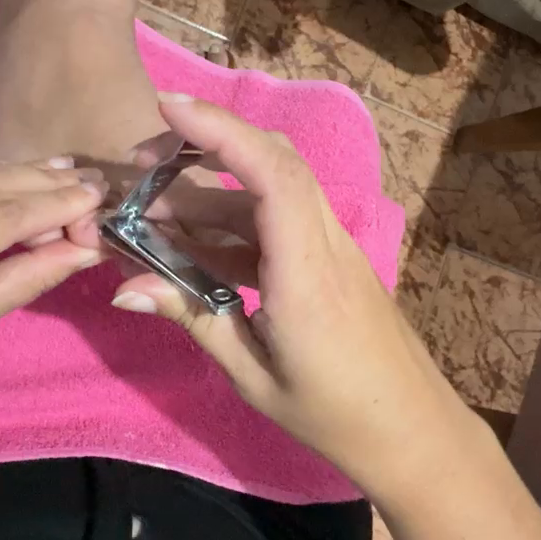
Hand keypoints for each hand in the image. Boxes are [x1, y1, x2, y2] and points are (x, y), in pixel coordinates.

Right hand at [107, 94, 479, 492]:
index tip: (169, 108)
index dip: (221, 130)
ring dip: (214, 192)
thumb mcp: (253, 376)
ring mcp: (335, 249)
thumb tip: (127, 284)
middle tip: (143, 166)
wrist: (413, 431)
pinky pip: (283, 223)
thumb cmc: (335, 416)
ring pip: (276, 190)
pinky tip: (196, 248)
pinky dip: (236, 223)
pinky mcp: (334, 262)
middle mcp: (326, 245)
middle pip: (276, 163)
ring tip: (152, 216)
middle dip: (207, 146)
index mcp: (307, 273)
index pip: (272, 174)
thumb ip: (195, 319)